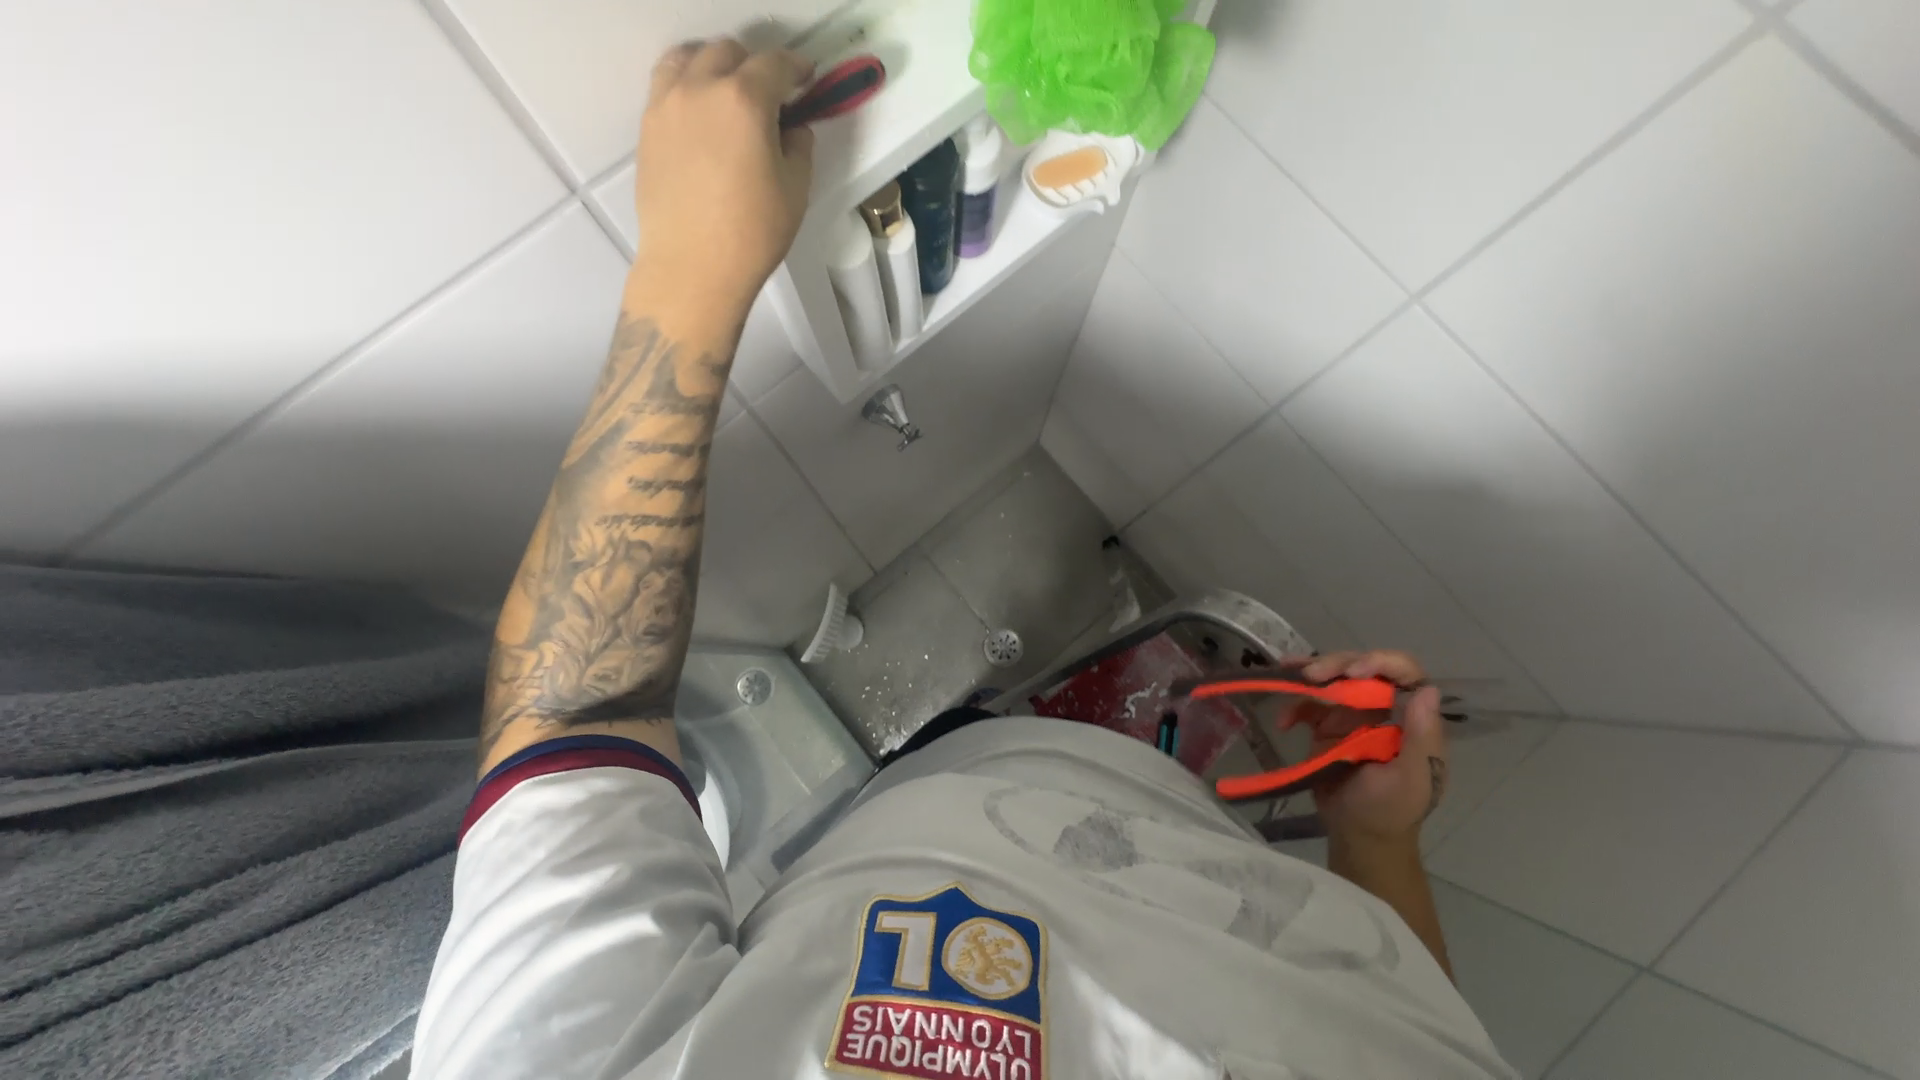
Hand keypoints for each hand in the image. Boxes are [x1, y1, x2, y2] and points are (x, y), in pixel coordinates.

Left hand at [632, 40, 814, 315]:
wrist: (693, 267)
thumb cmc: (752, 234)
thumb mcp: (795, 190)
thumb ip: (798, 147)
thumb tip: (793, 128)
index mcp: (745, 100)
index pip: (775, 64)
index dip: (797, 68)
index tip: (807, 79)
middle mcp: (701, 89)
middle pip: (728, 53)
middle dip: (754, 67)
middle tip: (770, 95)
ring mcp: (667, 105)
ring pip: (689, 58)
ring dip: (714, 66)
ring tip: (728, 94)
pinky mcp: (648, 128)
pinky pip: (666, 85)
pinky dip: (687, 86)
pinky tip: (701, 115)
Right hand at [1280, 649, 1447, 848]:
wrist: (1358, 835)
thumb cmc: (1391, 810)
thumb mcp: (1412, 778)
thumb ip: (1421, 737)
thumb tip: (1427, 691)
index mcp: (1411, 717)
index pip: (1404, 674)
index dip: (1380, 662)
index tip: (1354, 672)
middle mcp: (1383, 709)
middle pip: (1362, 669)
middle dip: (1336, 664)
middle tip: (1311, 674)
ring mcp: (1352, 716)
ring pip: (1334, 679)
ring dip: (1311, 673)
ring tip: (1289, 673)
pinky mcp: (1326, 727)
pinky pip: (1308, 706)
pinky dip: (1293, 707)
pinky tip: (1284, 722)